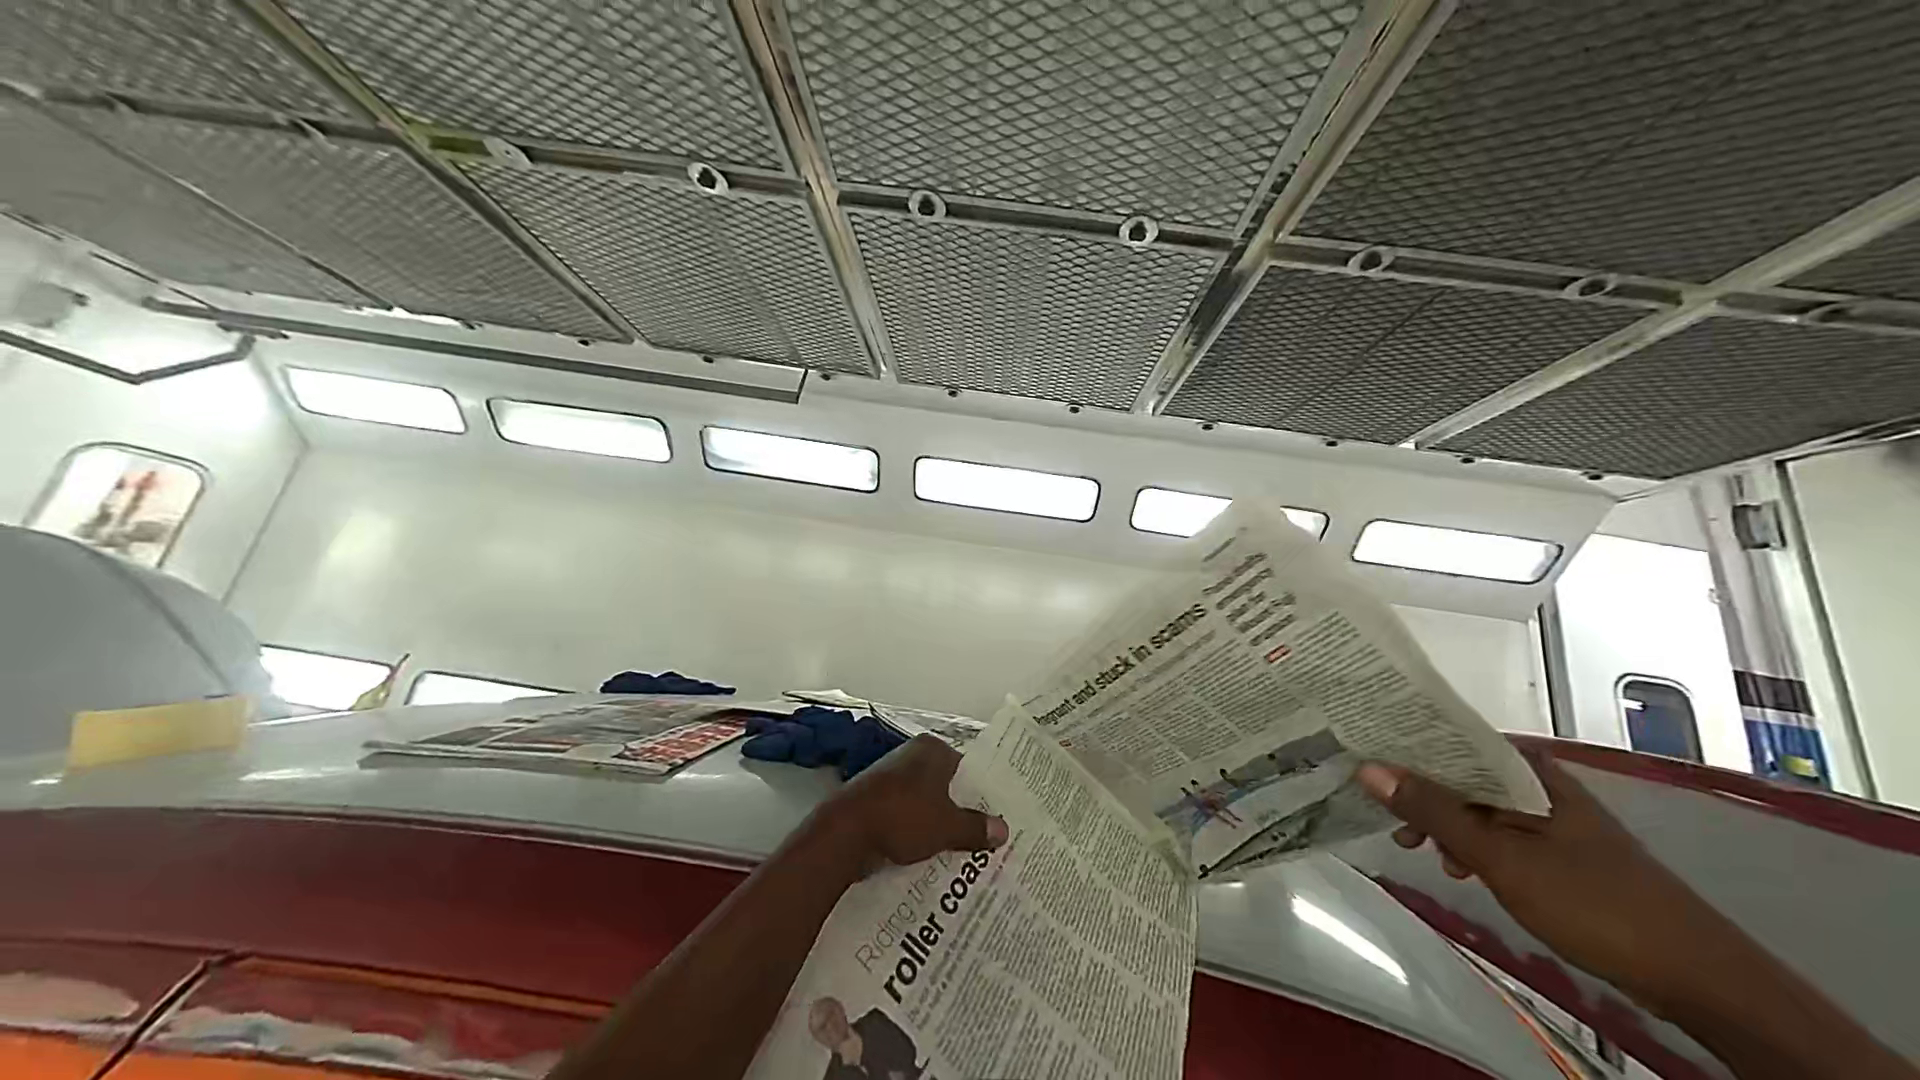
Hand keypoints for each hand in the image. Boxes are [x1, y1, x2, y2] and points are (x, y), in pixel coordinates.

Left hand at [814, 735, 1007, 872]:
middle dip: (962, 810)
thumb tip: (1003, 829)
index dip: (983, 793)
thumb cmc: (903, 817)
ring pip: (925, 803)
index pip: (968, 769)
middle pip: (947, 786)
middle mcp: (910, 756)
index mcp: (932, 750)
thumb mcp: (948, 826)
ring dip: (938, 823)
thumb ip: (976, 827)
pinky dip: (916, 831)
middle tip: (986, 838)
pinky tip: (929, 854)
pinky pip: (905, 816)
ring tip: (962, 852)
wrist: (844, 833)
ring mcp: (890, 778)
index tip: (998, 817)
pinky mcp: (874, 801)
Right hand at [1355, 749, 1709, 1006]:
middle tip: (1387, 816)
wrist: (1696, 975)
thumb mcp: (1499, 856)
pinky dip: (1468, 843)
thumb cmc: (1593, 903)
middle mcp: (1536, 783)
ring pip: (1474, 805)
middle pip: (1459, 773)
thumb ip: (1433, 810)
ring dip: (1442, 822)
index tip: (1364, 760)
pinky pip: (1494, 832)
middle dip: (1418, 793)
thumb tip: (1368, 768)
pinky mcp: (1556, 849)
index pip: (1450, 740)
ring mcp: (1548, 817)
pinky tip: (1457, 867)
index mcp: (1528, 770)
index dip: (1405, 749)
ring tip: (1418, 848)